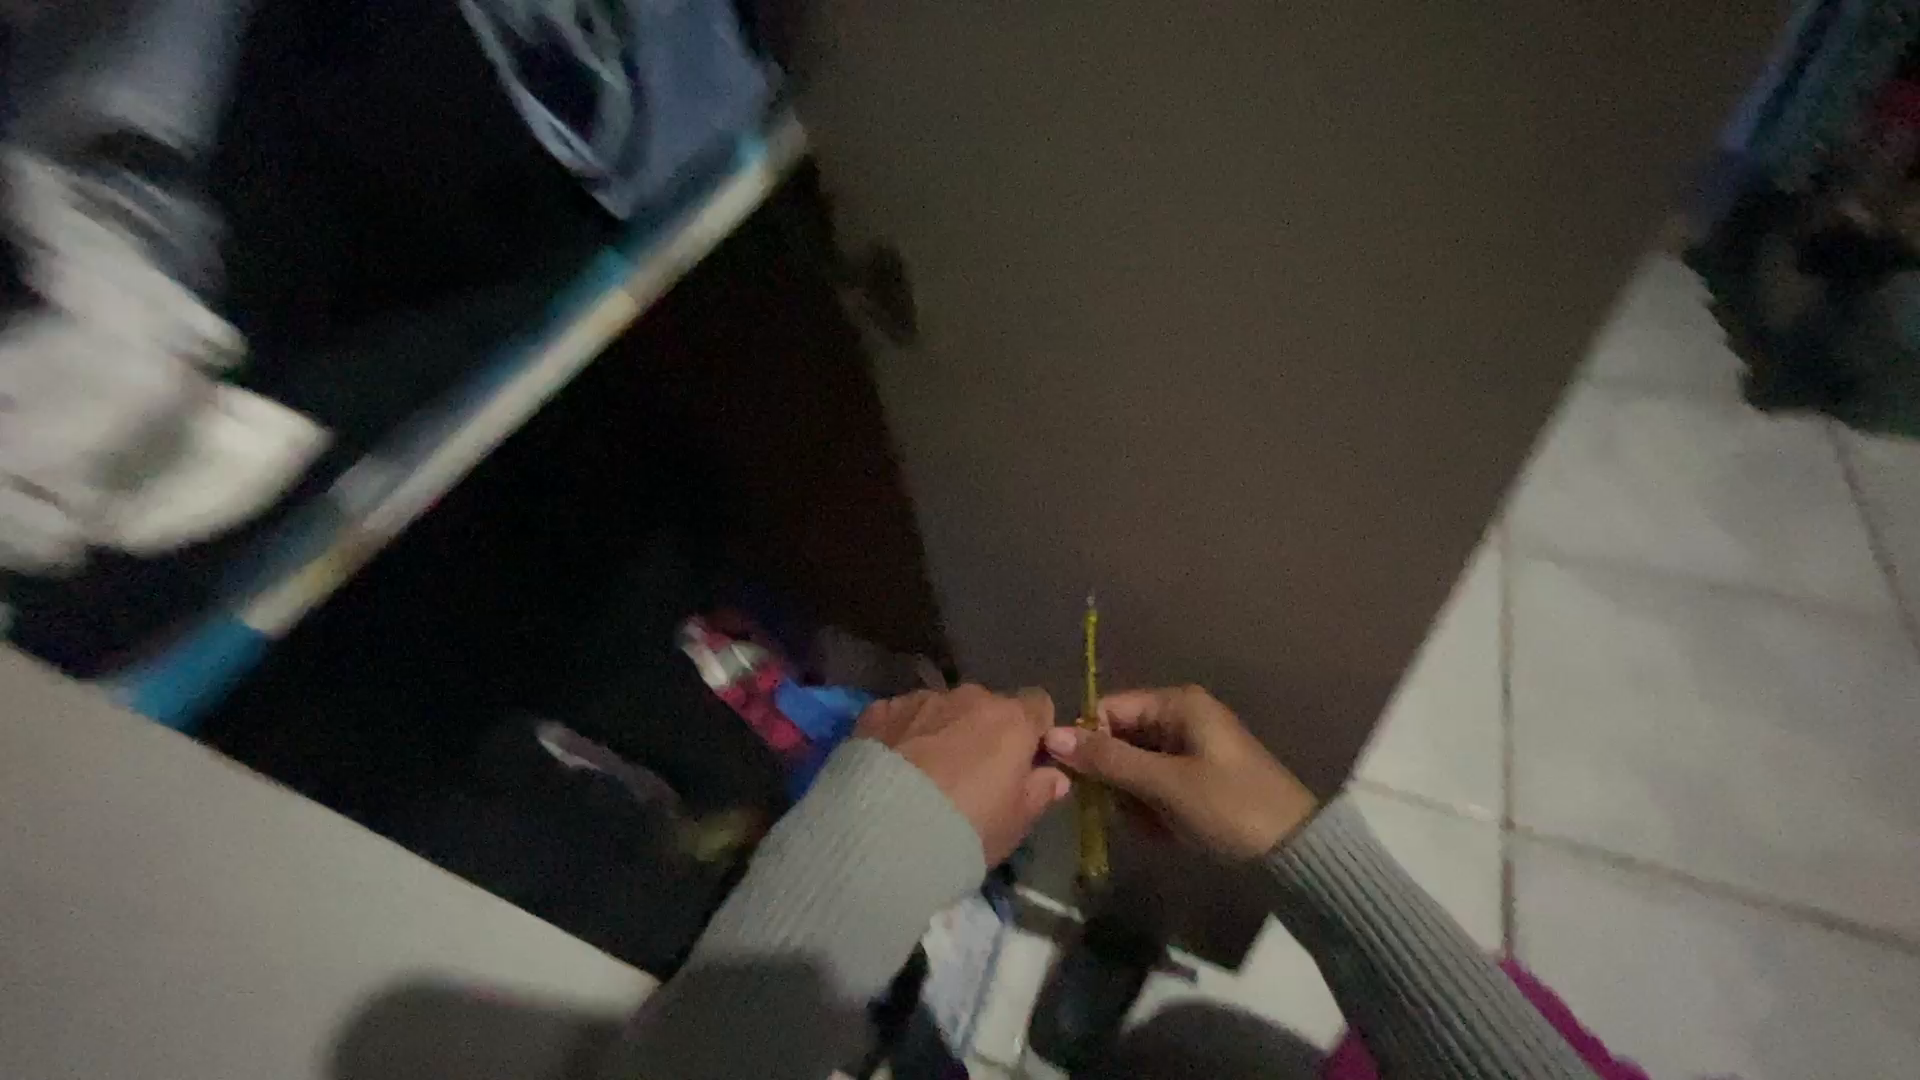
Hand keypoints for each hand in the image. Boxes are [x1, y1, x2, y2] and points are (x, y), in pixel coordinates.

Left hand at [855, 684, 1073, 864]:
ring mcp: (920, 699)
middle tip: (969, 774)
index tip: (1023, 760)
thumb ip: (1039, 792)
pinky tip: (891, 766)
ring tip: (924, 774)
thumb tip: (1054, 776)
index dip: (1033, 731)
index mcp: (1011, 720)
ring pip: (942, 709)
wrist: (886, 831)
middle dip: (983, 731)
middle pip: (987, 707)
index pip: (1038, 705)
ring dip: (941, 730)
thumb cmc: (966, 829)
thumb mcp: (1015, 823)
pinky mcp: (880, 710)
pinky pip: (902, 716)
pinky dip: (903, 733)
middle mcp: (968, 698)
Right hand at [1042, 685, 1317, 858]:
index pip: (1109, 710)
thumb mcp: (1164, 782)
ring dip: (1132, 800)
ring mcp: (1189, 751)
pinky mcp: (1195, 781)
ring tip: (1151, 825)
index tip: (1075, 779)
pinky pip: (1153, 788)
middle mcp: (1180, 719)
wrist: (1297, 856)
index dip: (1088, 740)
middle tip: (1116, 810)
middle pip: (1119, 740)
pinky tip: (1164, 833)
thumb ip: (1107, 759)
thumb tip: (1051, 736)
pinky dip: (1151, 810)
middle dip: (1113, 778)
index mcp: (1177, 704)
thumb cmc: (1229, 806)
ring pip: (1133, 769)